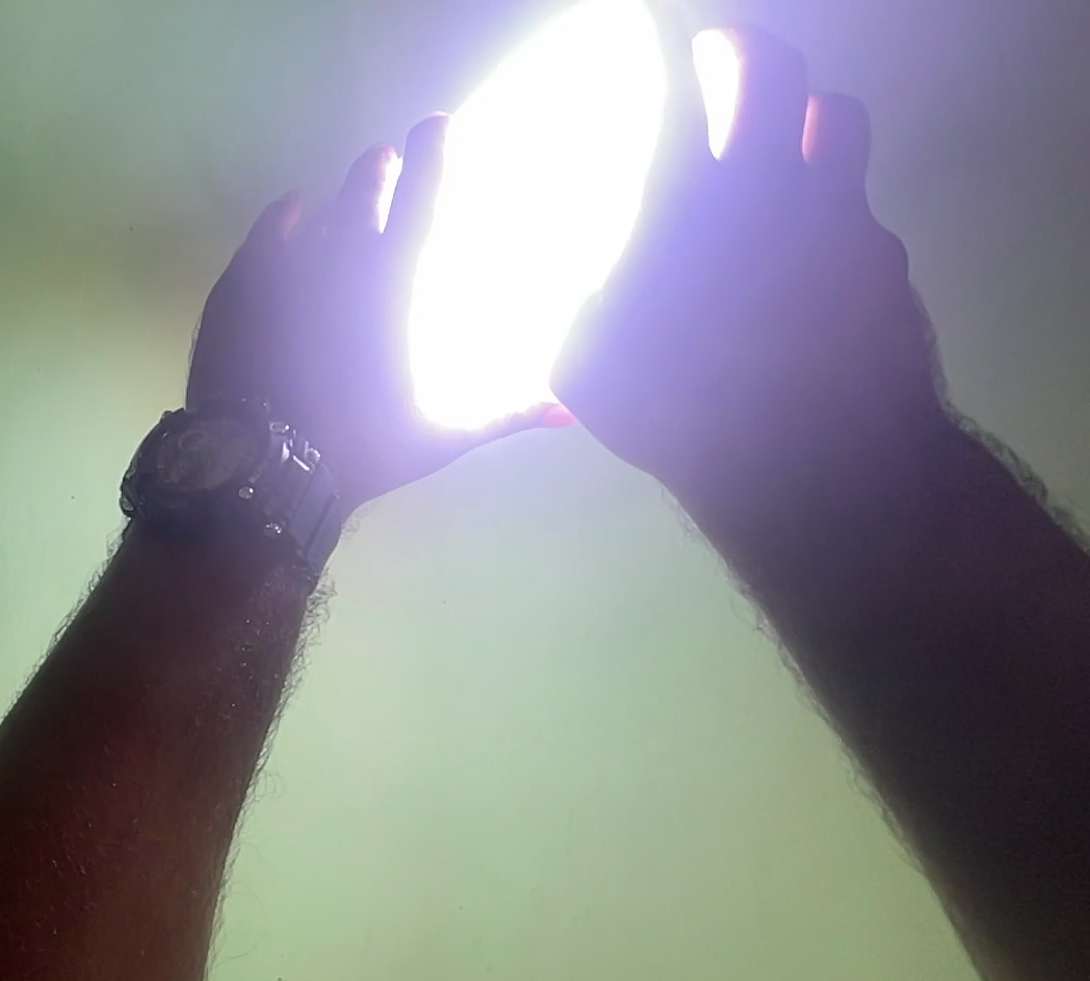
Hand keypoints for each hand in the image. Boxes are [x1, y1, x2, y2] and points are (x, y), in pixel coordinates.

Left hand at [188, 115, 567, 514]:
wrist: (260, 468)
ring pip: (312, 215)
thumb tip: (566, 412)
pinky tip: (288, 210)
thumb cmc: (354, 451)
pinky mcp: (237, 292)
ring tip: (342, 187)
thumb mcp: (435, 439)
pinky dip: (277, 221)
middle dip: (375, 173)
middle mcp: (338, 263)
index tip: (434, 124)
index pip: (420, 200)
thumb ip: (500, 415)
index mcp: (391, 286)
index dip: (431, 157)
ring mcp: (281, 274)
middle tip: (381, 158)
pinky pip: (261, 239)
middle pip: (361, 196)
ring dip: (332, 198)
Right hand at [553, 27, 945, 516]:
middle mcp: (774, 189)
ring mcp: (844, 219)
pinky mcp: (886, 262)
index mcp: (688, 207)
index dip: (677, 54)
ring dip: (801, 116)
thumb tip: (573, 276)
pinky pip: (854, 205)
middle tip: (723, 54)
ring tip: (772, 141)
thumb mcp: (578, 361)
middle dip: (748, 52)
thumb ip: (575, 302)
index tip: (668, 39)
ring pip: (836, 125)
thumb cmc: (671, 408)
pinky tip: (795, 253)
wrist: (808, 460)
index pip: (689, 93)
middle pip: (782, 78)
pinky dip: (823, 204)